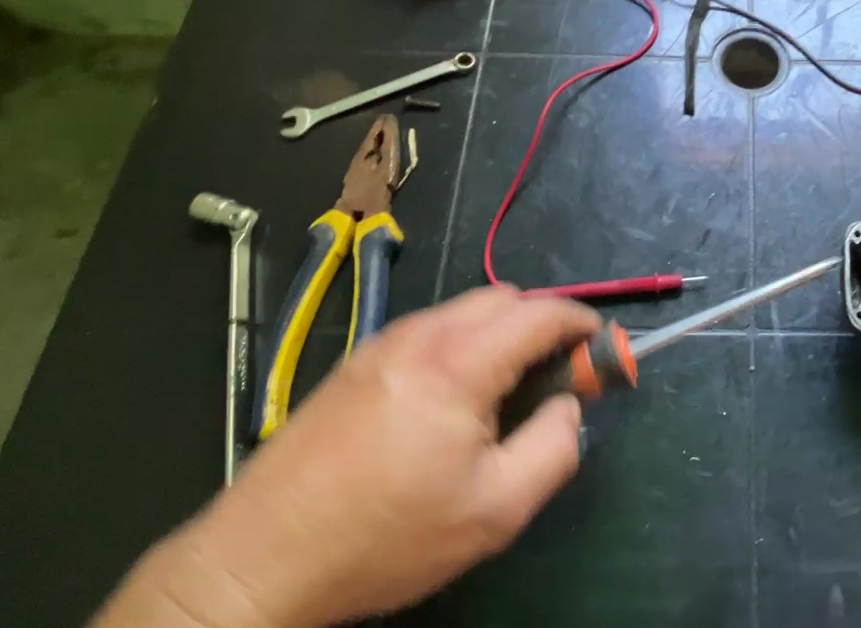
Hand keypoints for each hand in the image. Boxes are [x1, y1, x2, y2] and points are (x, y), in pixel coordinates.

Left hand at [97, 287, 599, 627]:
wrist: (259, 561)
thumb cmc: (386, 536)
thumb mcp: (495, 509)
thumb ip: (555, 447)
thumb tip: (569, 407)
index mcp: (460, 361)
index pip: (542, 312)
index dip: (583, 325)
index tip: (601, 354)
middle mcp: (422, 334)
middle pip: (506, 299)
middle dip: (544, 326)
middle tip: (554, 382)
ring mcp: (383, 343)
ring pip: (466, 312)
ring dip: (502, 336)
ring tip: (502, 400)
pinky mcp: (356, 362)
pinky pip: (430, 332)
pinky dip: (463, 346)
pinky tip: (449, 405)